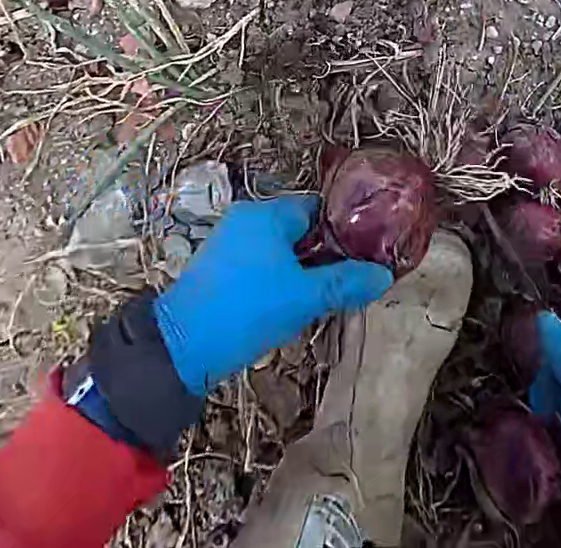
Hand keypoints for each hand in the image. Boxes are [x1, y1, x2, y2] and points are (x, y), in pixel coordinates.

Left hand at [154, 196, 392, 392]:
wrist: (177, 351)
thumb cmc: (246, 310)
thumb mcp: (303, 297)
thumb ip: (345, 283)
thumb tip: (384, 275)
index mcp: (267, 214)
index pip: (319, 208)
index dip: (343, 229)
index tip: (361, 253)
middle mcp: (247, 219)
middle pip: (301, 229)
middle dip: (323, 253)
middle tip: (344, 278)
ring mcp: (229, 243)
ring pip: (281, 249)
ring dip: (301, 269)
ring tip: (319, 295)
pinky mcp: (218, 269)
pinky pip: (261, 264)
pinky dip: (278, 278)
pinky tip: (288, 304)